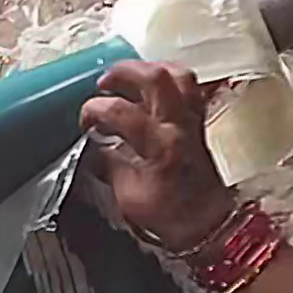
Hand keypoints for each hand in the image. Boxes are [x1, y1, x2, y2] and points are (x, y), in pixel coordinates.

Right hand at [81, 61, 236, 250]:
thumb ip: (108, 165)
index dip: (95, 110)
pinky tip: (152, 85)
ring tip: (129, 76)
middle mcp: (178, 125)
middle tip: (104, 82)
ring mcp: (192, 119)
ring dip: (149, 69)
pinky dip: (169, 78)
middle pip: (156, 78)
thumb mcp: (127, 196)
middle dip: (124, 72)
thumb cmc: (169, 214)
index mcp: (159, 145)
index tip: (85, 121)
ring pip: (177, 75)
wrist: (207, 224)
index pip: (121, 111)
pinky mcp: (198, 120)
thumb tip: (93, 147)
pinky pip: (189, 86)